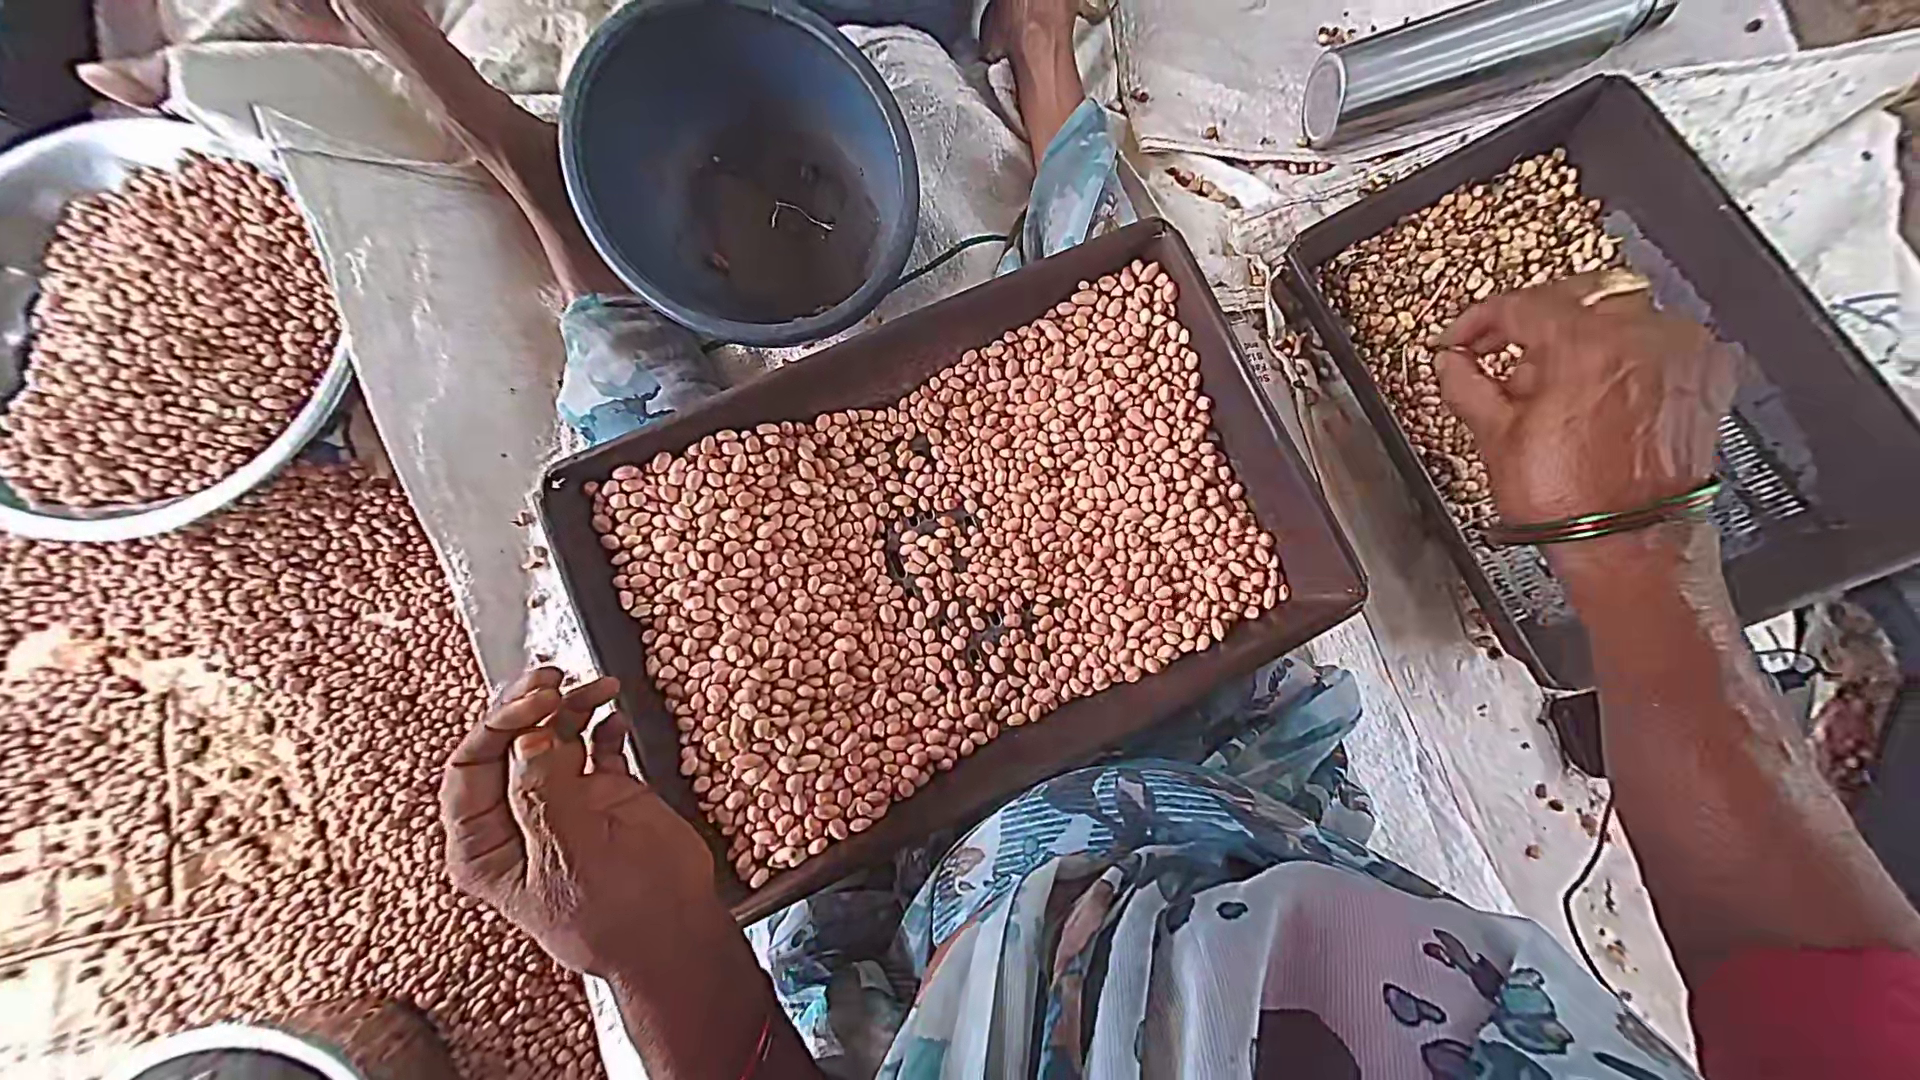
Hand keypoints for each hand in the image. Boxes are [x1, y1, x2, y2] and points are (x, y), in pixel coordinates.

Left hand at [440, 667, 723, 976]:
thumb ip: (546, 799)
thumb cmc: (612, 911)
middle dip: (530, 705)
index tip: (538, 699)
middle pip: (510, 743)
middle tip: (555, 676)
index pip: (471, 768)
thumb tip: (527, 741)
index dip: (499, 725)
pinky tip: (616, 719)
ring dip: (575, 707)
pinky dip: (607, 726)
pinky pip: (600, 745)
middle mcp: (521, 812)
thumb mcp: (569, 859)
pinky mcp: (607, 789)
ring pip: (556, 736)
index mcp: (488, 842)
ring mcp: (566, 797)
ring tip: (601, 687)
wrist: (674, 923)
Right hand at [1434, 273, 1736, 529]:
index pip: (1522, 305)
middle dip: (1525, 318)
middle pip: (1576, 295)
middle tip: (1490, 345)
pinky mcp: (1701, 374)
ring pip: (1614, 312)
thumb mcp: (1492, 435)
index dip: (1476, 319)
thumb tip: (1450, 361)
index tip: (1457, 338)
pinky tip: (1579, 387)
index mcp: (1589, 348)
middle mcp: (1647, 338)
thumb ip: (1465, 384)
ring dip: (1567, 335)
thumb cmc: (1564, 496)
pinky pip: (1649, 339)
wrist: (1624, 537)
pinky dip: (1609, 351)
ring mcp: (1682, 353)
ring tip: (1534, 380)